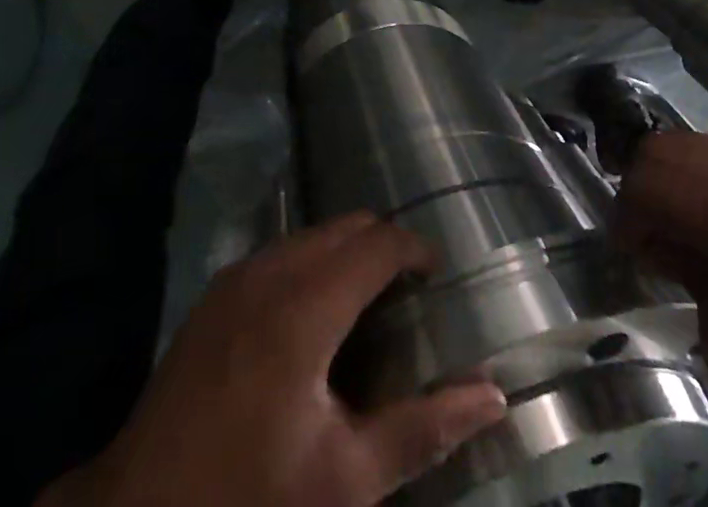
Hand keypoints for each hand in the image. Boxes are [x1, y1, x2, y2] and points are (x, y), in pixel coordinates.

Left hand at [38, 213, 507, 506]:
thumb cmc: (249, 494)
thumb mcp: (346, 477)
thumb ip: (424, 428)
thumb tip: (493, 396)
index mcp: (303, 306)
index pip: (377, 243)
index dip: (416, 250)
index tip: (440, 277)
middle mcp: (268, 274)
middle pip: (345, 227)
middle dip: (384, 246)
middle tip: (410, 293)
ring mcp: (234, 280)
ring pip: (310, 235)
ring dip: (347, 252)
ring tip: (370, 302)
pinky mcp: (213, 296)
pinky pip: (280, 252)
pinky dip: (313, 263)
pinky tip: (316, 315)